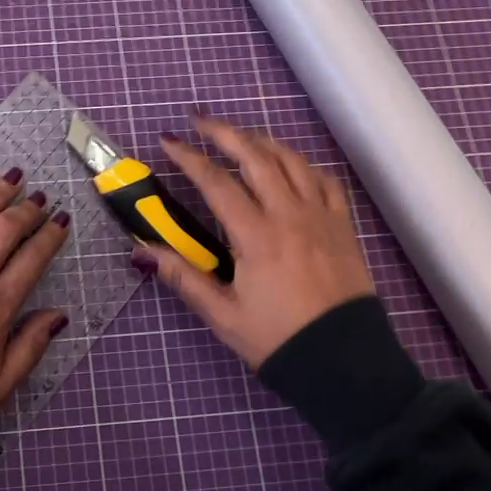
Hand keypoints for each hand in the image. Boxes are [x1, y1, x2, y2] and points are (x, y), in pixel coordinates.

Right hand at [137, 118, 373, 368]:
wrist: (348, 368)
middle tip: (199, 121)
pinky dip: (302, 165)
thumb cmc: (280, 342)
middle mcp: (290, 216)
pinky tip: (289, 166)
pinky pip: (325, 181)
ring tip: (239, 136)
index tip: (168, 141)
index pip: (216, 182)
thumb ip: (183, 278)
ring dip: (261, 141)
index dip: (189, 157)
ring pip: (291, 161)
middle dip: (223, 132)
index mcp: (257, 236)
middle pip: (255, 156)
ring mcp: (321, 218)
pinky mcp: (344, 228)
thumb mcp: (224, 316)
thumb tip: (142, 250)